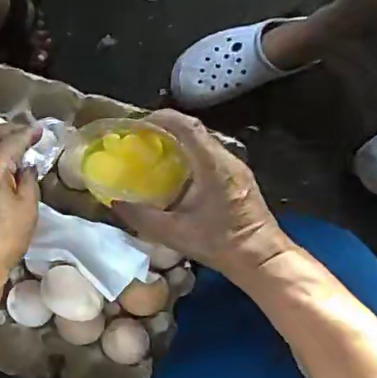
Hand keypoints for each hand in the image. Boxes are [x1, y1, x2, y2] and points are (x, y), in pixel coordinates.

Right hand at [110, 110, 294, 283]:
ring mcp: (234, 167)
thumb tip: (114, 203)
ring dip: (176, 139)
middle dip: (164, 127)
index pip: (188, 127)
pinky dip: (186, 152)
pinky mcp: (235, 176)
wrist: (261, 258)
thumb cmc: (220, 244)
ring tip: (150, 149)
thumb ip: (141, 217)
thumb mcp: (174, 234)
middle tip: (138, 136)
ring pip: (201, 141)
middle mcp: (227, 159)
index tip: (137, 123)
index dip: (162, 119)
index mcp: (213, 166)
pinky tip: (171, 168)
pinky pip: (207, 154)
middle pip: (194, 130)